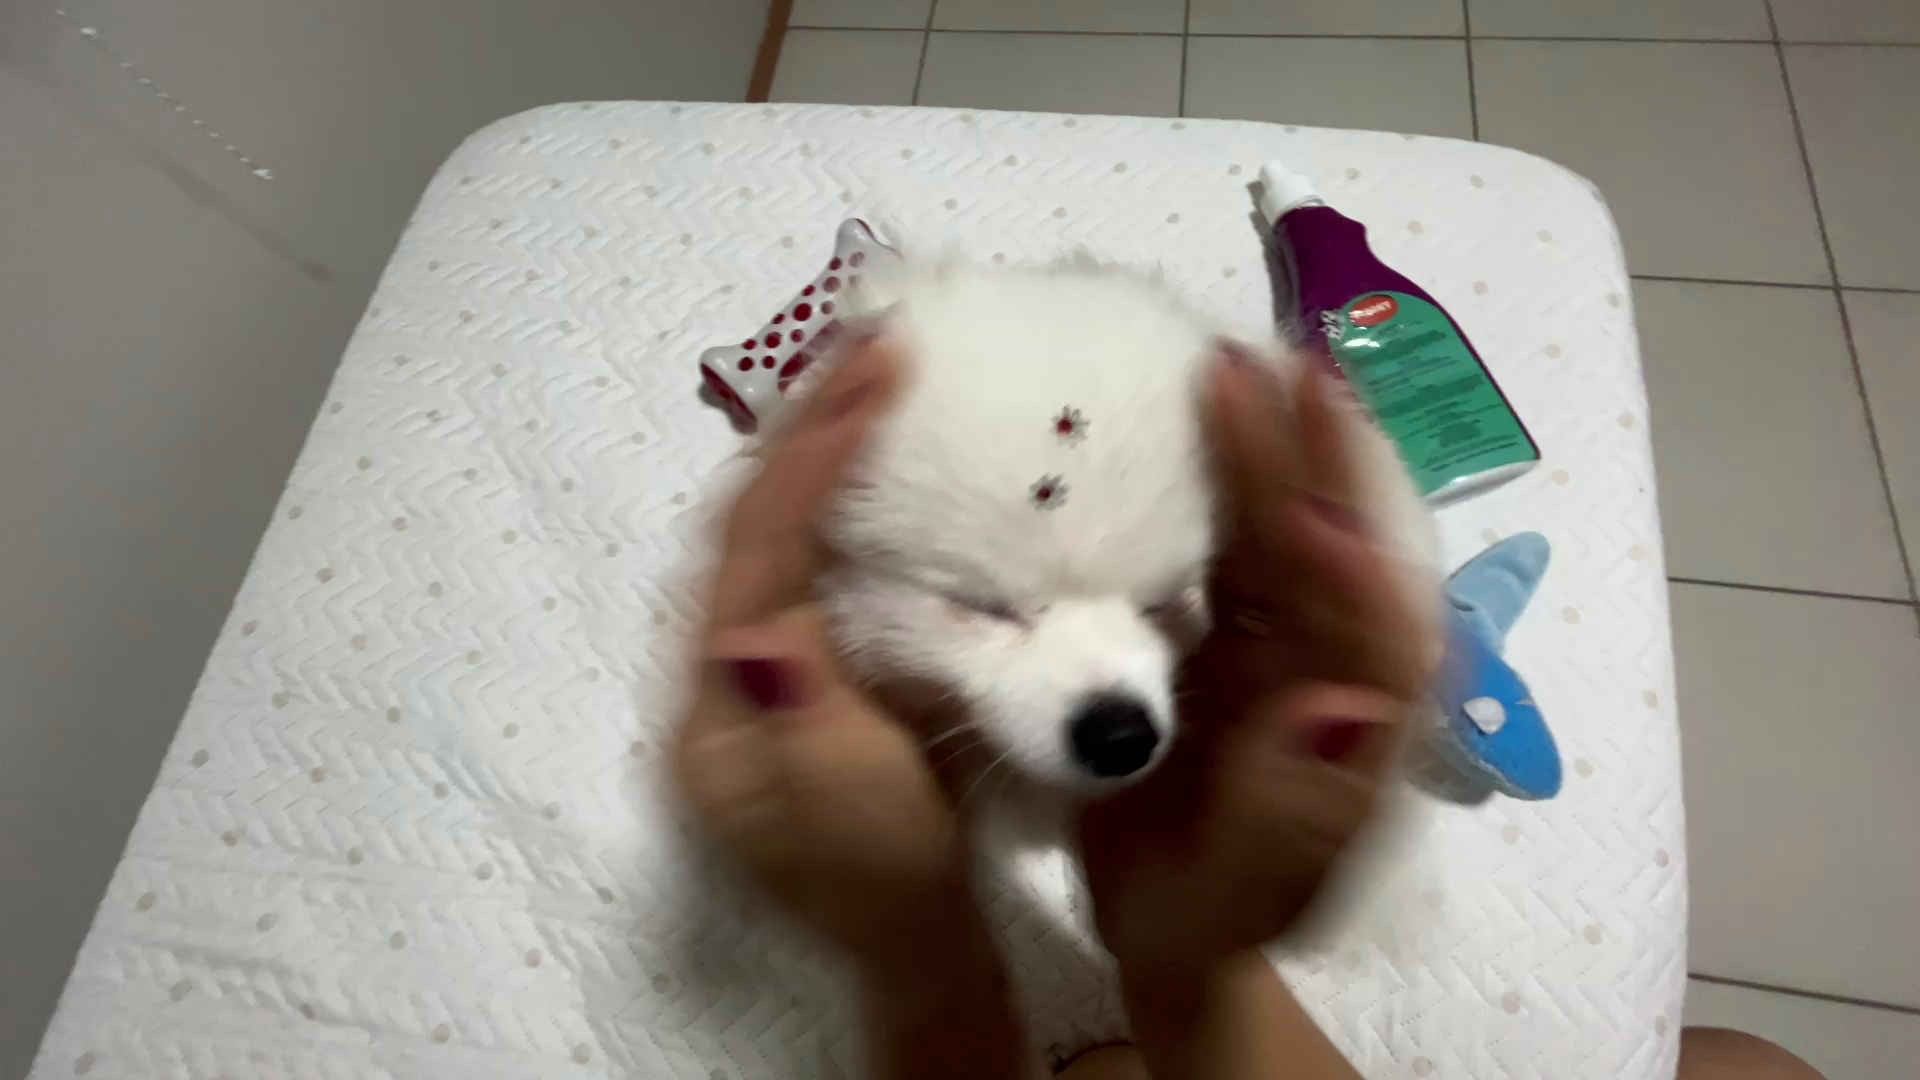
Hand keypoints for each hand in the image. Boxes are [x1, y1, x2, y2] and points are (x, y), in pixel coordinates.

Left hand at [672, 341, 969, 964]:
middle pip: (743, 522)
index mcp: (715, 706)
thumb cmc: (885, 873)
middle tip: (866, 349)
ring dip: (811, 446)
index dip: (808, 461)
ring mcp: (757, 656)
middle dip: (799, 428)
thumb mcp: (846, 808)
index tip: (874, 380)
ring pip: (768, 527)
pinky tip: (871, 453)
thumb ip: (797, 717)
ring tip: (864, 375)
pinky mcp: (802, 653)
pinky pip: (806, 552)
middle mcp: (719, 668)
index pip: (750, 554)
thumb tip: (760, 623)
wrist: (909, 922)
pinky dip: (834, 492)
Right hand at [1079, 354, 1434, 977]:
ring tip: (1243, 372)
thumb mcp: (1235, 890)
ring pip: (1286, 538)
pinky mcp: (1230, 638)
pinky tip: (1190, 440)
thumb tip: (1340, 703)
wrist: (1164, 917)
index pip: (1376, 631)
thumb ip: (1290, 812)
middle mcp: (1332, 672)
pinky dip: (1216, 492)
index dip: (1343, 552)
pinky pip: (1232, 554)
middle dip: (1315, 465)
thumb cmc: (1196, 913)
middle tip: (1281, 366)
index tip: (1295, 480)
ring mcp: (1280, 648)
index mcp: (1357, 738)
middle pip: (1336, 557)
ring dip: (1270, 456)